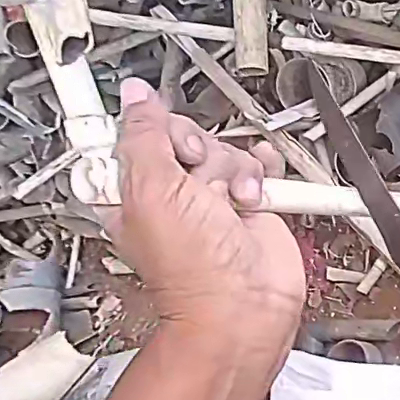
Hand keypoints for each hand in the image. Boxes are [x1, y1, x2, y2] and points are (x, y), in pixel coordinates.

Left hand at [99, 78, 305, 347]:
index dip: (154, 131)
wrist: (247, 302)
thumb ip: (143, 137)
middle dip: (202, 153)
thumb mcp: (152, 191)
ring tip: (235, 199)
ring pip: (227, 150)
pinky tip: (260, 187)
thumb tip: (137, 96)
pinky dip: (265, 170)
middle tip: (201, 180)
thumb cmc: (193, 269)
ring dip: (236, 169)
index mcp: (134, 191)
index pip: (138, 135)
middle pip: (189, 137)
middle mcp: (175, 193)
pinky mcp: (253, 206)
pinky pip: (261, 168)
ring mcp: (216, 200)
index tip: (168, 143)